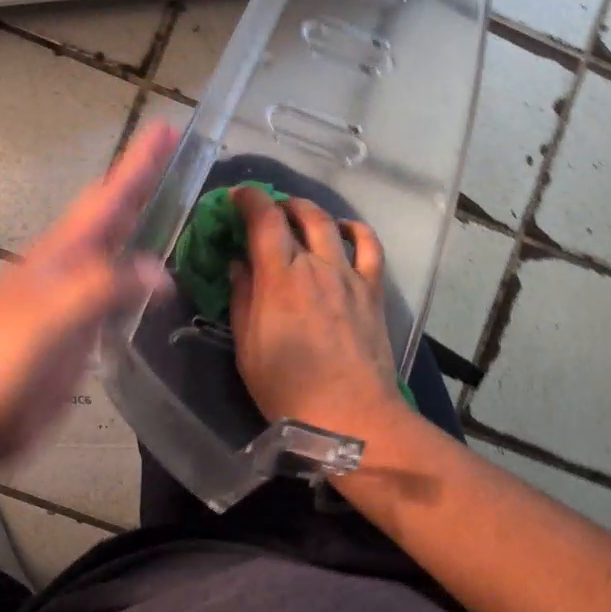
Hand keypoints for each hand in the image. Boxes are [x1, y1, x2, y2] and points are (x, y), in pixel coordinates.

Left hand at [0, 123, 176, 465]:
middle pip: (110, 216)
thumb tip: (161, 273)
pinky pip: (117, 293)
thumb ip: (104, 289)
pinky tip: (154, 278)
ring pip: (115, 252)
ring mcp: (71, 301)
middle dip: (140, 182)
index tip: (163, 129)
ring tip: (169, 201)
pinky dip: (139, 276)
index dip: (135, 166)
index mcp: (57, 256)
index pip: (104, 201)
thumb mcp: (52, 318)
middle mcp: (67, 269)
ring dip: (141, 223)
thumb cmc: (2, 364)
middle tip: (172, 150)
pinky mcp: (78, 333)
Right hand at [227, 186, 408, 433]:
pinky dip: (355, 230)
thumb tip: (240, 264)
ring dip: (311, 212)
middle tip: (266, 212)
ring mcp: (350, 275)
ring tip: (298, 217)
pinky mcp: (373, 290)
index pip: (264, 219)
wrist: (350, 414)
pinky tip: (344, 232)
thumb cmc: (287, 388)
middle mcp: (317, 265)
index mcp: (280, 277)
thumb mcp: (248, 347)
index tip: (237, 197)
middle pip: (300, 214)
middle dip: (280, 204)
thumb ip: (243, 298)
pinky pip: (370, 246)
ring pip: (331, 224)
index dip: (250, 199)